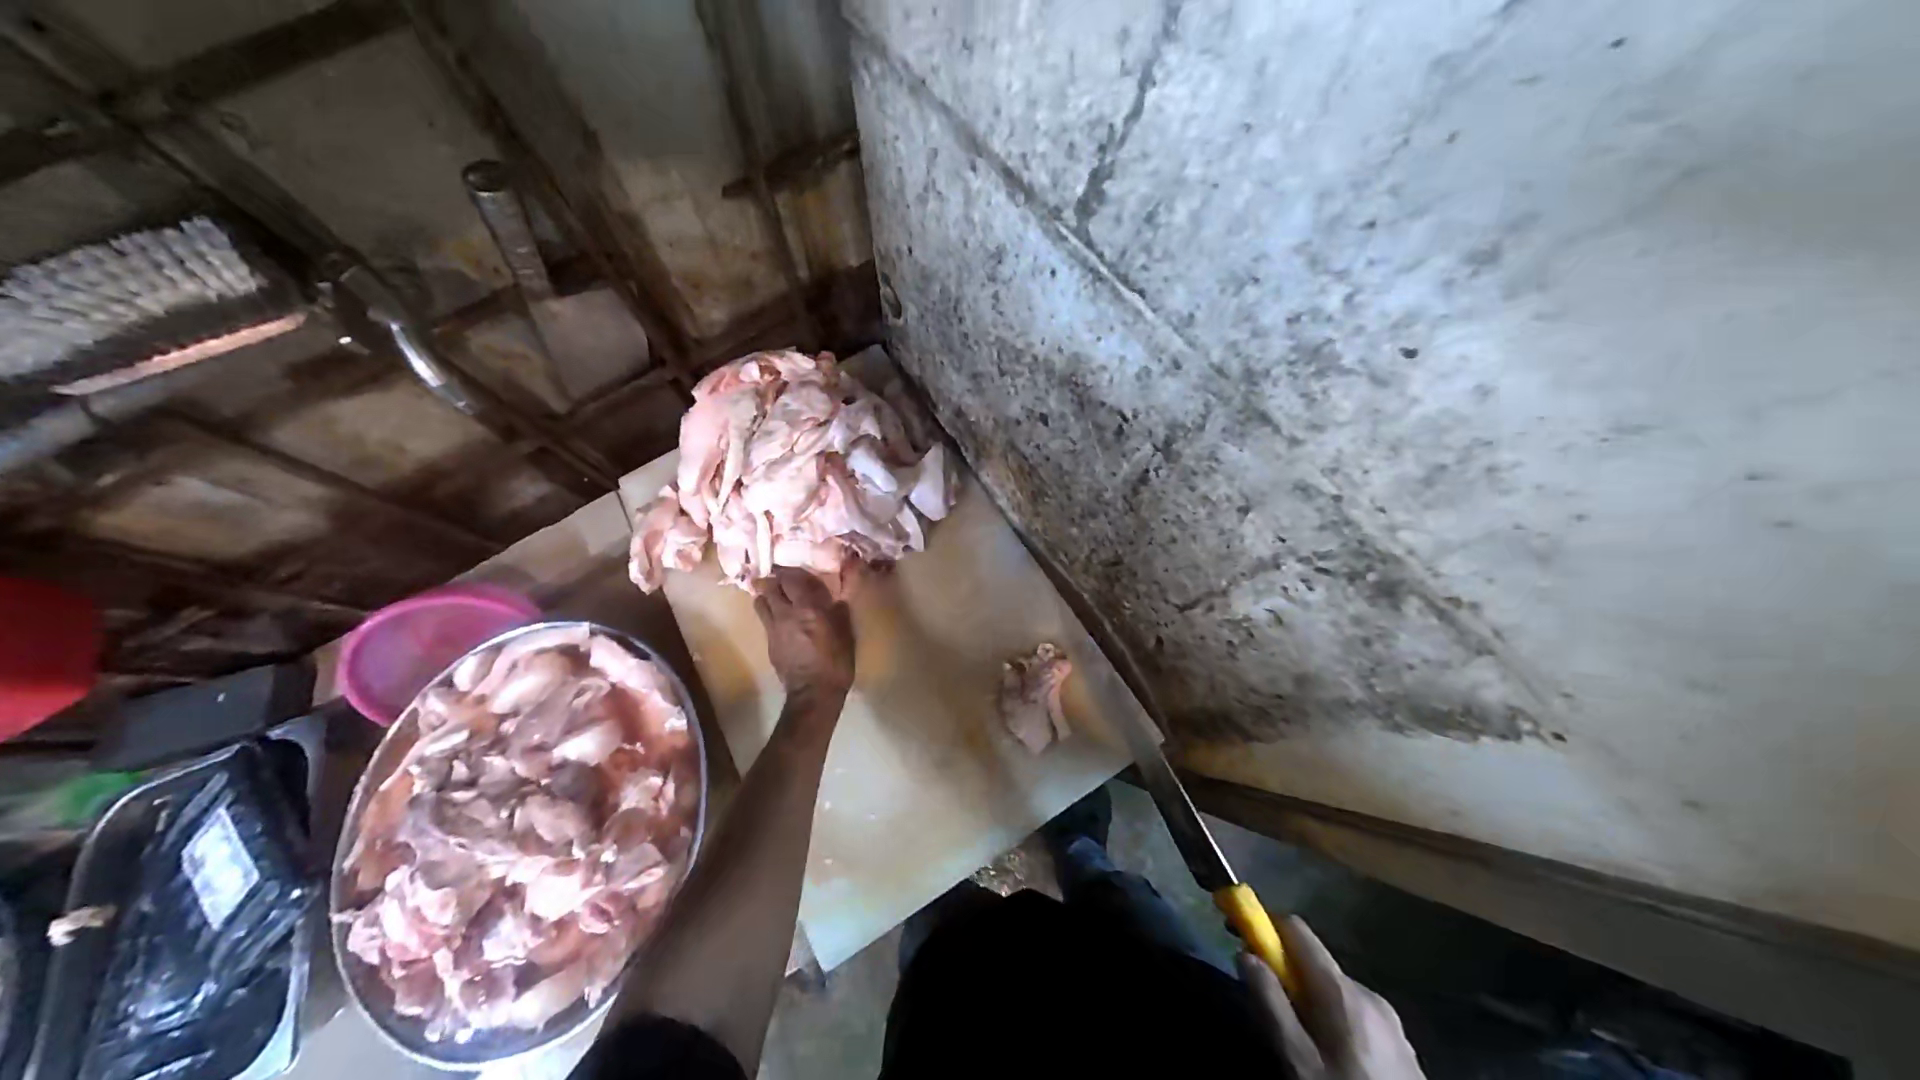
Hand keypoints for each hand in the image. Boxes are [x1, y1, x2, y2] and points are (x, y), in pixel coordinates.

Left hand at [753, 567, 854, 706]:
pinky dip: (768, 612)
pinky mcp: (768, 642)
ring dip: (767, 594)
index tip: (796, 569)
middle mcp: (786, 613)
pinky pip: (764, 619)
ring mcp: (773, 628)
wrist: (814, 693)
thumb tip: (838, 592)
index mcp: (808, 607)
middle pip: (769, 586)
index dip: (791, 570)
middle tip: (784, 579)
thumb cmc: (836, 662)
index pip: (791, 577)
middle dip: (775, 579)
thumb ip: (839, 608)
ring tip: (776, 596)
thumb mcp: (846, 632)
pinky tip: (779, 618)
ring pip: (760, 601)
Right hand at [1237, 917, 1425, 1079]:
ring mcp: (1390, 1017)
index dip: (1264, 925)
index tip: (1239, 936)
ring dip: (1308, 996)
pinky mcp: (1401, 1041)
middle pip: (1314, 960)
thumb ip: (1270, 1003)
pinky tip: (1332, 1055)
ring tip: (1300, 1039)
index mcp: (1341, 991)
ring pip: (1333, 987)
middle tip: (1266, 1003)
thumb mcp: (1298, 1060)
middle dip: (1285, 970)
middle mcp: (1368, 991)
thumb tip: (1245, 955)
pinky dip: (1332, 1015)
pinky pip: (1354, 1010)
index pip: (1297, 929)